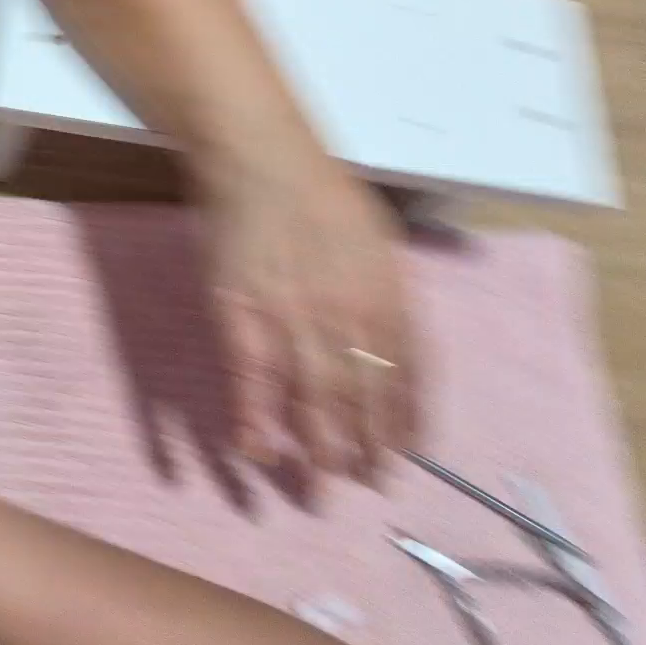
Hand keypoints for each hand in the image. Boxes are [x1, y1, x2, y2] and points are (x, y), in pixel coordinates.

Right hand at [199, 147, 417, 484]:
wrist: (259, 159)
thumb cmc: (318, 189)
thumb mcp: (378, 238)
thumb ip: (384, 289)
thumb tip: (385, 332)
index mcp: (389, 298)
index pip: (407, 377)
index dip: (406, 423)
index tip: (402, 456)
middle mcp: (350, 318)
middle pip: (362, 397)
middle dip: (365, 447)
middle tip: (360, 485)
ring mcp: (292, 317)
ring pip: (311, 397)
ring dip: (315, 445)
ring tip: (316, 483)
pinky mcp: (239, 312)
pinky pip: (248, 376)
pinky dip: (250, 416)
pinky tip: (252, 450)